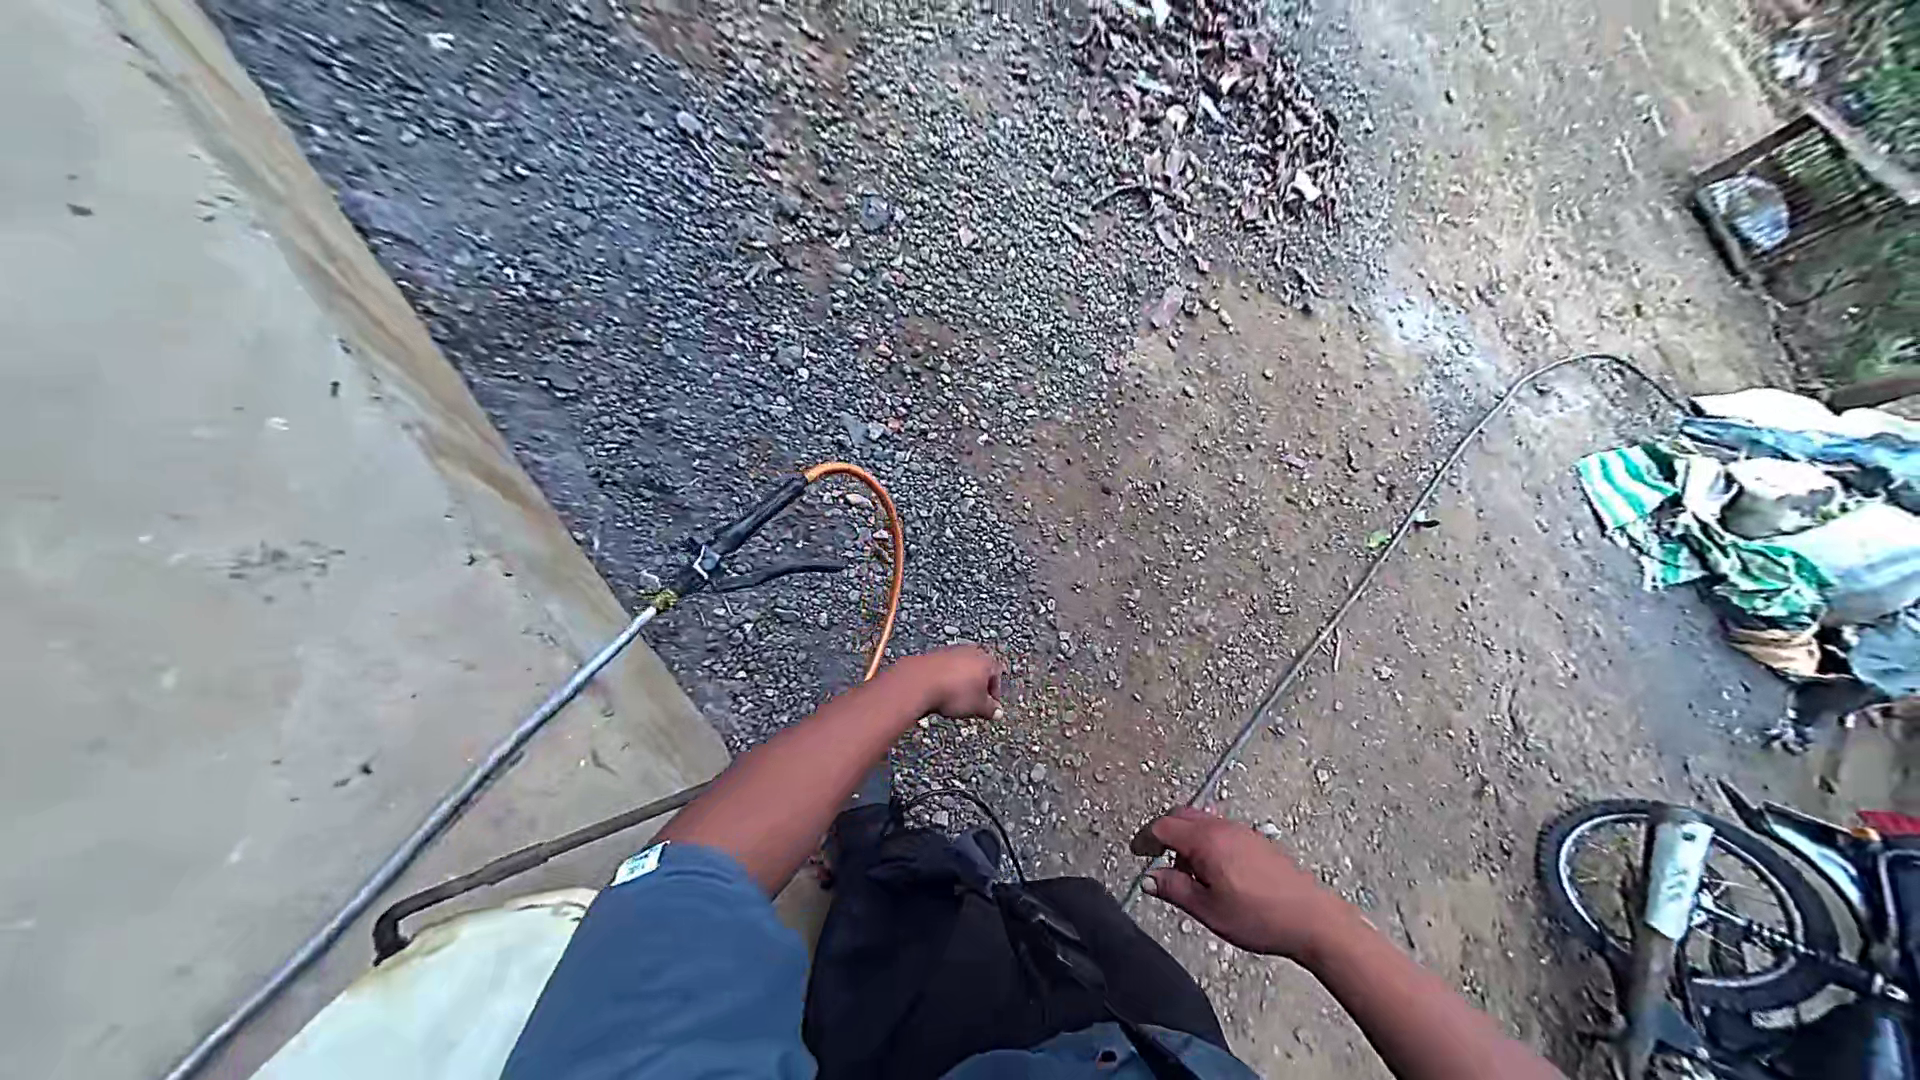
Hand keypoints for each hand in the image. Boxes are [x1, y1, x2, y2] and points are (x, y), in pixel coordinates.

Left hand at [897, 645, 1002, 720]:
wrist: (919, 681)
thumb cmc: (954, 693)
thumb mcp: (977, 706)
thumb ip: (990, 709)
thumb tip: (997, 713)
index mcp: (986, 660)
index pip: (997, 674)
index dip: (994, 692)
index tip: (988, 706)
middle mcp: (970, 651)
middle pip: (979, 669)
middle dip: (978, 685)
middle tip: (973, 702)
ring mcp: (951, 651)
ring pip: (962, 667)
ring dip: (961, 682)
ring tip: (955, 699)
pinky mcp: (933, 654)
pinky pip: (945, 668)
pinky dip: (946, 678)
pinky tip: (941, 691)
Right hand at [1138, 807, 1356, 961]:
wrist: (1314, 920)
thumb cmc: (1261, 917)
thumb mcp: (1208, 910)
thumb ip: (1174, 889)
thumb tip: (1148, 879)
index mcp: (1206, 840)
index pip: (1163, 827)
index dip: (1145, 839)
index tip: (1137, 853)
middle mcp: (1222, 827)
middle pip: (1180, 816)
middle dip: (1163, 832)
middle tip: (1154, 855)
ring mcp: (1241, 831)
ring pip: (1201, 821)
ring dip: (1185, 837)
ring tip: (1186, 870)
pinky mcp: (1256, 841)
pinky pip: (1220, 829)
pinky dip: (1205, 840)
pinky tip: (1213, 870)